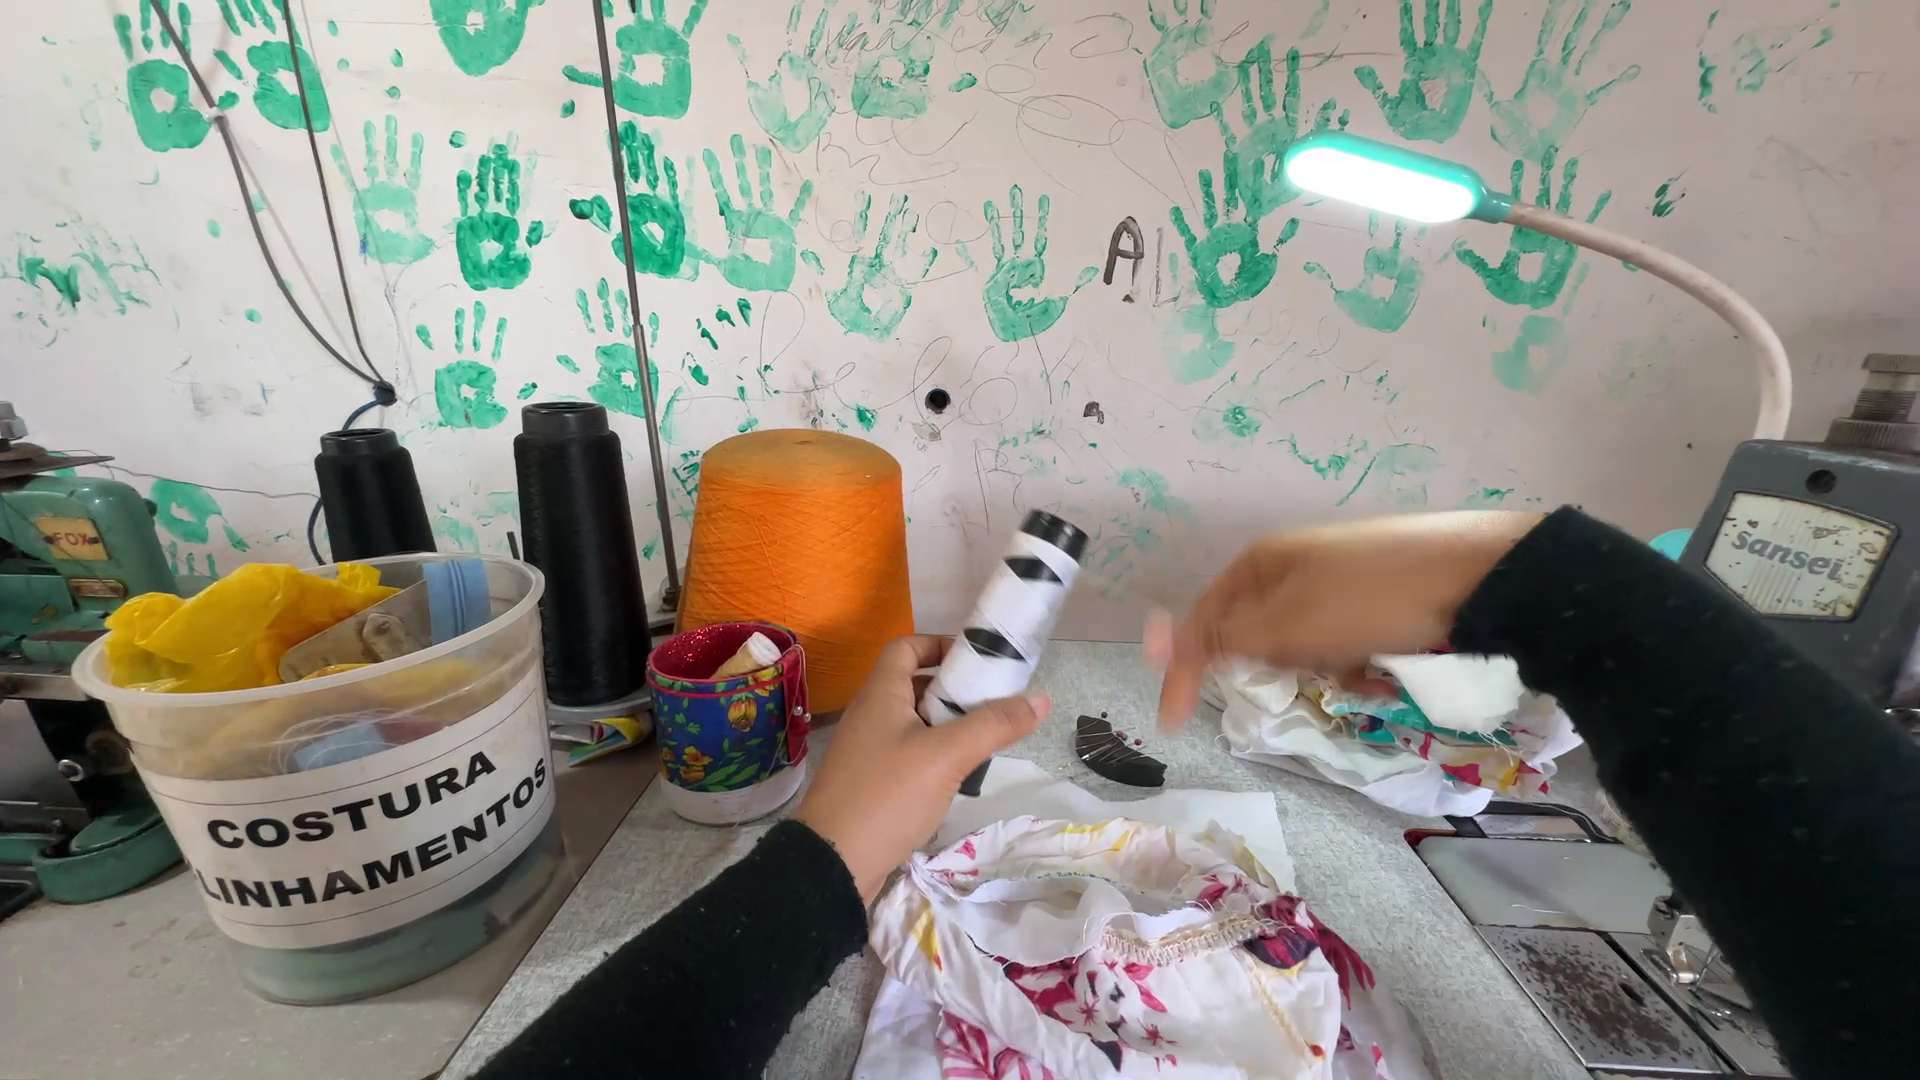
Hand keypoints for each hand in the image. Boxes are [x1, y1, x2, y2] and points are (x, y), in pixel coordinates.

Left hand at [795, 635, 1049, 903]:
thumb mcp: (947, 756)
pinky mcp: (871, 781)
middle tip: (992, 703)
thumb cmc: (887, 795)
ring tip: (984, 739)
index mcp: (880, 693)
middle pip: (915, 684)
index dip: (940, 644)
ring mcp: (868, 749)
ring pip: (914, 721)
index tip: (977, 661)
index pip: (906, 647)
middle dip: (954, 689)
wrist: (832, 866)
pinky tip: (959, 775)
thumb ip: (993, 725)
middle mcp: (870, 714)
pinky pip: (908, 753)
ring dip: (948, 725)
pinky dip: (935, 754)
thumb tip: (1041, 699)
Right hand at [1146, 511, 1543, 730]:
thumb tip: (1155, 643)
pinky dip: (1356, 663)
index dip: (1181, 671)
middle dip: (1279, 666)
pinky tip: (1386, 671)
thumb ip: (1220, 639)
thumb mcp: (1286, 625)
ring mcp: (1333, 577)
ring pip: (1300, 643)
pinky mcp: (1373, 593)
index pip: (1201, 623)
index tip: (1170, 725)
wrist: (1483, 572)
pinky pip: (1341, 640)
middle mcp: (1288, 566)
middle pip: (1255, 634)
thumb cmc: (1370, 600)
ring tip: (1365, 676)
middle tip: (1312, 675)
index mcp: (1257, 563)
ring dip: (1323, 670)